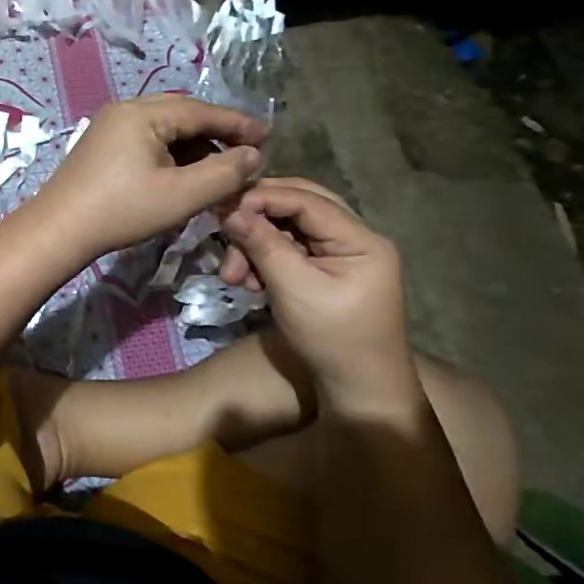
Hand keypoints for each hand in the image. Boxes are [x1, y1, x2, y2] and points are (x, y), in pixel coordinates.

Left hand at [35, 96, 266, 259]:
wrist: (59, 229)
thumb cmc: (122, 209)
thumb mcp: (183, 194)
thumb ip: (225, 172)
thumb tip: (254, 154)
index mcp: (140, 113)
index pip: (200, 110)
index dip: (237, 124)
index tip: (269, 137)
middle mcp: (122, 112)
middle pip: (181, 115)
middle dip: (216, 134)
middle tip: (247, 154)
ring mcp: (108, 129)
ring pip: (163, 130)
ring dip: (193, 148)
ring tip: (221, 172)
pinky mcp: (101, 148)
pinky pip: (146, 141)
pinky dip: (171, 155)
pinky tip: (186, 177)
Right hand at [219, 178, 420, 415]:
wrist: (358, 386)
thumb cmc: (332, 336)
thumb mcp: (293, 287)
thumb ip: (262, 243)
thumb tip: (229, 209)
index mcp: (361, 240)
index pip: (306, 199)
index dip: (262, 198)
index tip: (223, 210)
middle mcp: (354, 239)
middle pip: (297, 206)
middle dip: (255, 218)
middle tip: (222, 227)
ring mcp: (340, 254)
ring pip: (286, 228)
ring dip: (253, 244)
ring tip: (232, 276)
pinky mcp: (324, 269)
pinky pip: (286, 248)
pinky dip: (261, 259)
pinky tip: (247, 281)